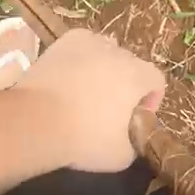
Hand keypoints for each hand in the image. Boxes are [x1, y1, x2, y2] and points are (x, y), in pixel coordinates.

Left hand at [14, 29, 164, 172]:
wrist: (37, 120)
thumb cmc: (84, 139)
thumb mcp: (121, 155)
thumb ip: (135, 140)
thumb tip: (132, 134)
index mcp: (138, 75)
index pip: (156, 81)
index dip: (150, 100)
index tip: (135, 118)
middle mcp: (118, 51)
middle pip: (131, 65)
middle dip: (126, 84)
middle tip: (109, 107)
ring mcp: (91, 41)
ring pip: (107, 52)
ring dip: (104, 68)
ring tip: (87, 90)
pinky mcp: (67, 39)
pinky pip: (84, 45)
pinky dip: (82, 57)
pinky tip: (71, 75)